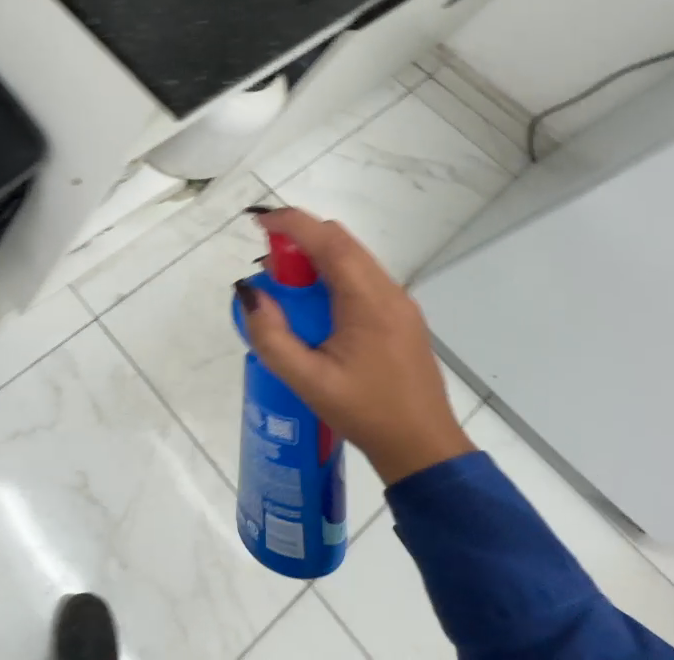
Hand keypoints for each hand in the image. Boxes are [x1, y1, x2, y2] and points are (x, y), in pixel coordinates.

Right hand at [236, 207, 474, 485]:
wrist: (424, 450)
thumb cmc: (365, 413)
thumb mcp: (306, 380)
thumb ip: (270, 335)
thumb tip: (249, 292)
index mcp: (370, 302)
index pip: (329, 241)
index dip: (291, 223)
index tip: (257, 223)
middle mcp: (389, 292)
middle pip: (341, 241)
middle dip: (299, 238)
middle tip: (266, 263)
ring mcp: (399, 303)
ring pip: (351, 257)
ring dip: (314, 256)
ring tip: (283, 285)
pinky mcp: (399, 316)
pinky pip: (360, 277)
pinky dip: (329, 274)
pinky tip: (312, 306)